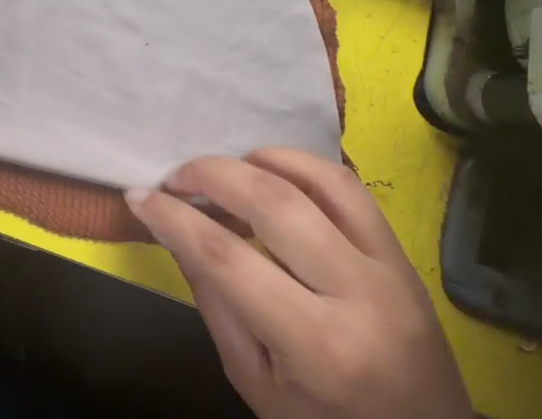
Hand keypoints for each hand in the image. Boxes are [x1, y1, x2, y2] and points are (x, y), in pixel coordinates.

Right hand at [126, 148, 470, 418]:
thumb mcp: (254, 381)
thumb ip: (214, 301)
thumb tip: (173, 230)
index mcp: (316, 344)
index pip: (227, 258)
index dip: (173, 219)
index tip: (138, 196)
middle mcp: (359, 296)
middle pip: (273, 203)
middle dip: (210, 175)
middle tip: (175, 178)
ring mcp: (390, 270)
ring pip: (319, 180)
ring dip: (258, 161)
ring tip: (223, 172)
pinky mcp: (403, 256)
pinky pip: (351, 189)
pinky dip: (302, 167)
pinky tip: (269, 173)